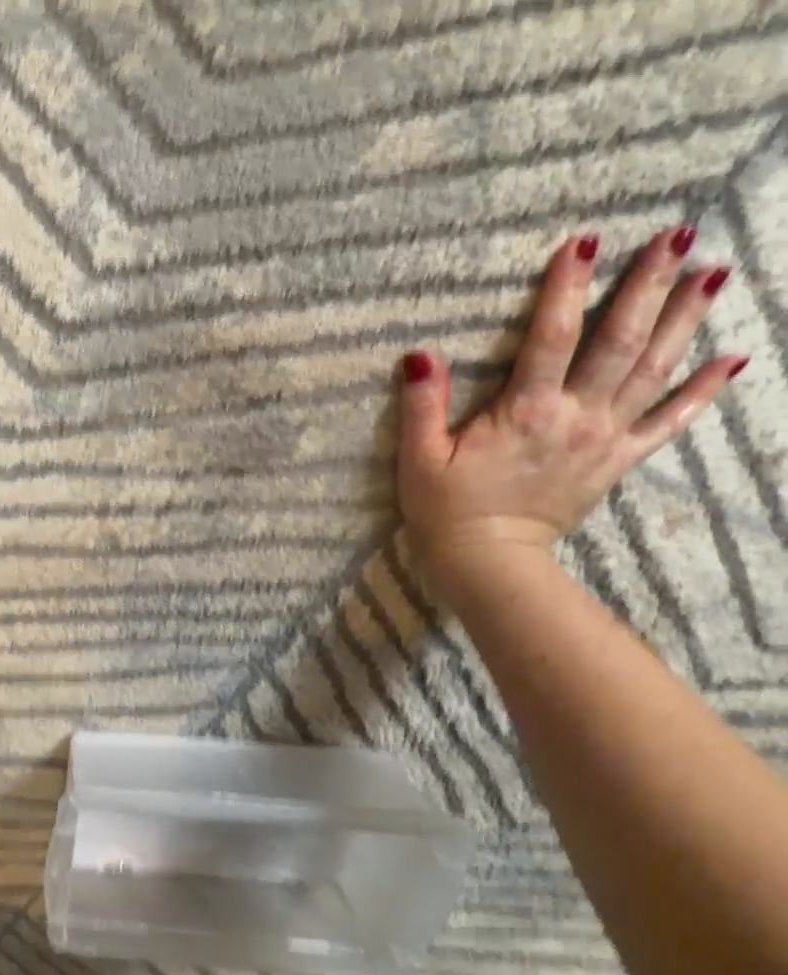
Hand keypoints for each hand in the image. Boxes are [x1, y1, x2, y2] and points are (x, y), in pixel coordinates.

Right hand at [398, 225, 746, 594]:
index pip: (550, 337)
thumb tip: (418, 355)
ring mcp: (605, 437)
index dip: (565, 288)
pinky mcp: (618, 460)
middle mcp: (577, 416)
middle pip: (619, 342)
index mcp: (526, 412)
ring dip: (685, 320)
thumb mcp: (419, 457)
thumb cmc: (445, 507)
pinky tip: (734, 360)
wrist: (488, 559)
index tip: (583, 243)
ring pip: (654, 369)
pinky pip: (671, 420)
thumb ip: (421, 406)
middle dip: (647, 287)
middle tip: (676, 237)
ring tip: (712, 274)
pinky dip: (704, 390)